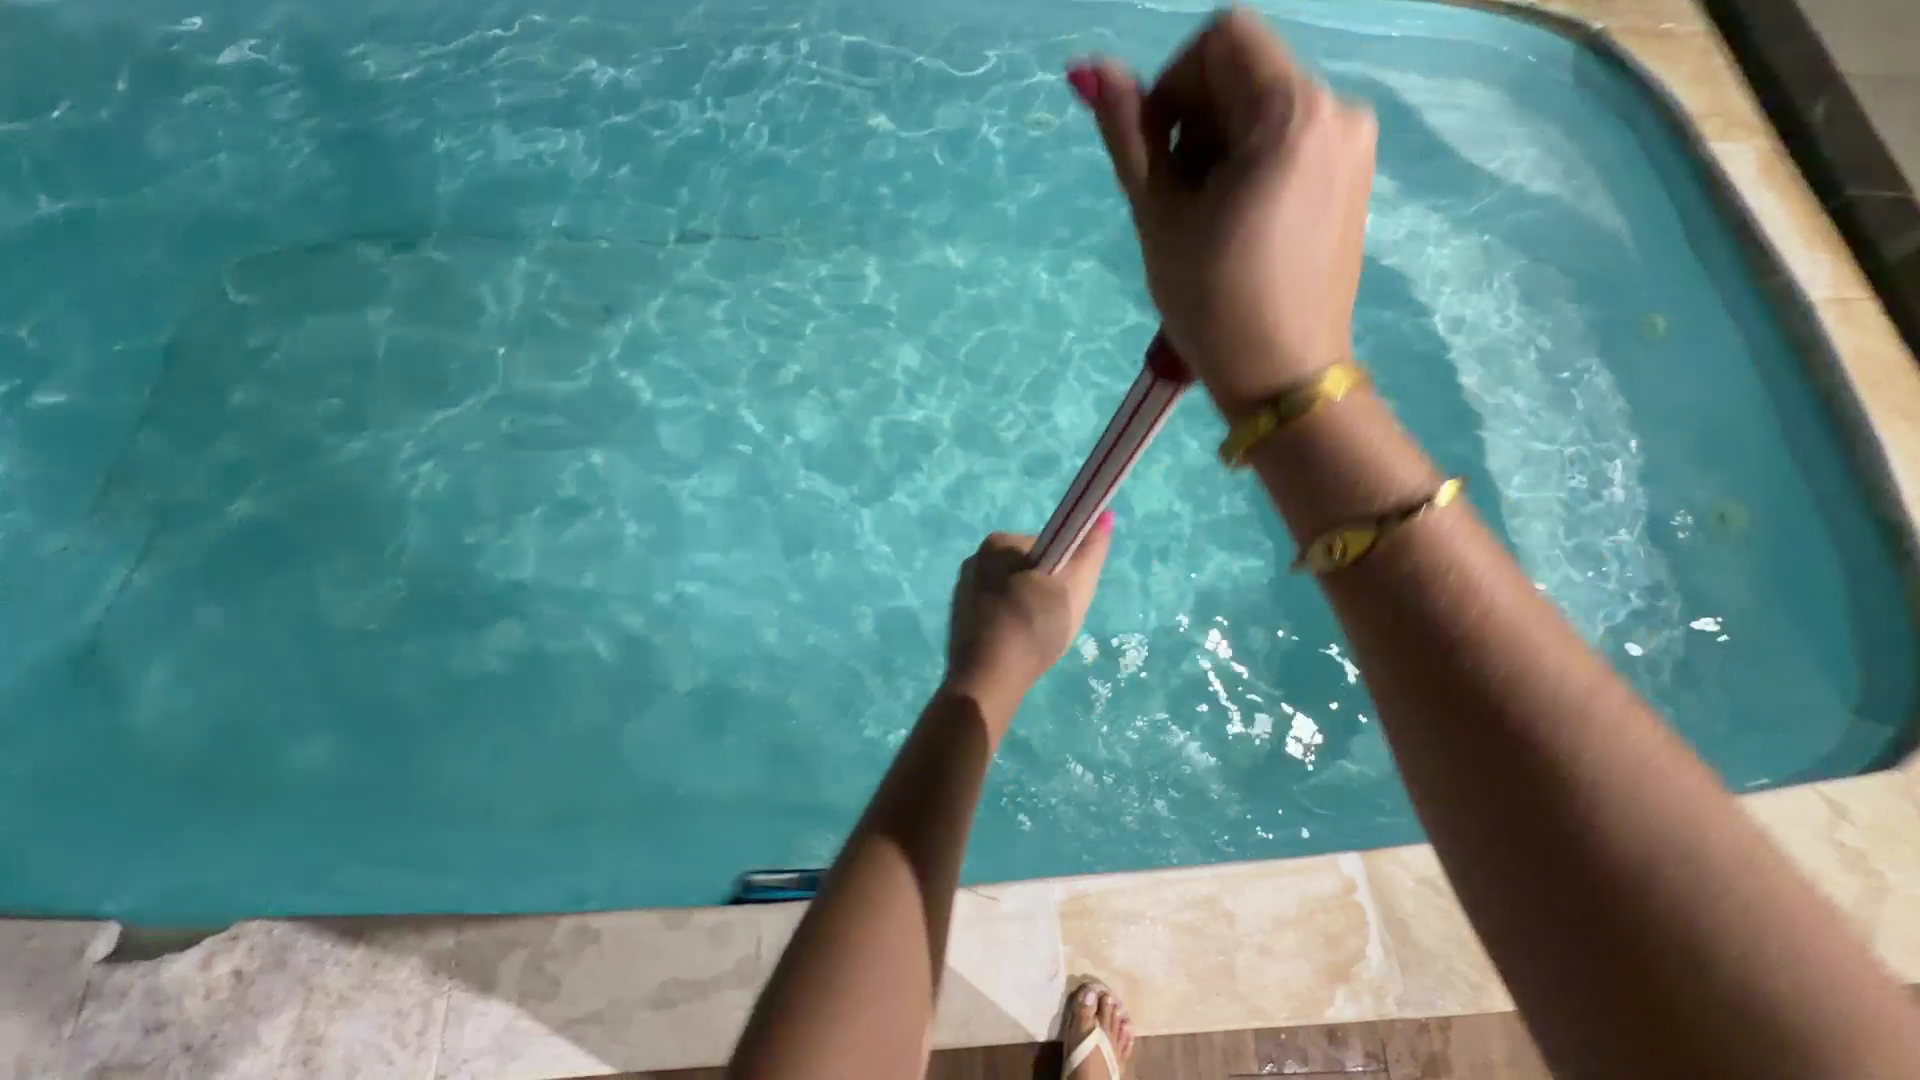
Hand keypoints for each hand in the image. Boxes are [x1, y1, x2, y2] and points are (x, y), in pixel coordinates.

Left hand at [943, 514, 1113, 714]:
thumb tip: (1105, 515)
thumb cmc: (1033, 625)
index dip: (1065, 572)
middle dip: (1046, 592)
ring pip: (1014, 592)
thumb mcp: (1074, 586)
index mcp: (998, 543)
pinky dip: (1012, 624)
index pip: (1048, 547)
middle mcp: (975, 559)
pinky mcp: (960, 618)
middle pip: (1030, 570)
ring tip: (1036, 638)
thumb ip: (1091, 551)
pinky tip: (1018, 646)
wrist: (988, 679)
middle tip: (1054, 621)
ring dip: (1030, 610)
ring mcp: (964, 590)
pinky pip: (998, 612)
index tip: (1065, 597)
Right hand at [1067, 10, 1377, 415]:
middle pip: (1245, 71)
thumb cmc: (1211, 300)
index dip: (1174, 83)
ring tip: (1206, 215)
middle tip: (1179, 195)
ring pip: (1266, 105)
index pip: (1222, 39)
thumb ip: (1128, 133)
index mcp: (1293, 111)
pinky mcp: (1354, 176)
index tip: (1159, 151)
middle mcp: (1338, 109)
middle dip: (1196, 118)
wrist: (1281, 374)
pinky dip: (1252, 161)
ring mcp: (1353, 144)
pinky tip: (1238, 220)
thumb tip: (1089, 70)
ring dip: (1220, 143)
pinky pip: (1291, 137)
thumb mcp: (1158, 214)